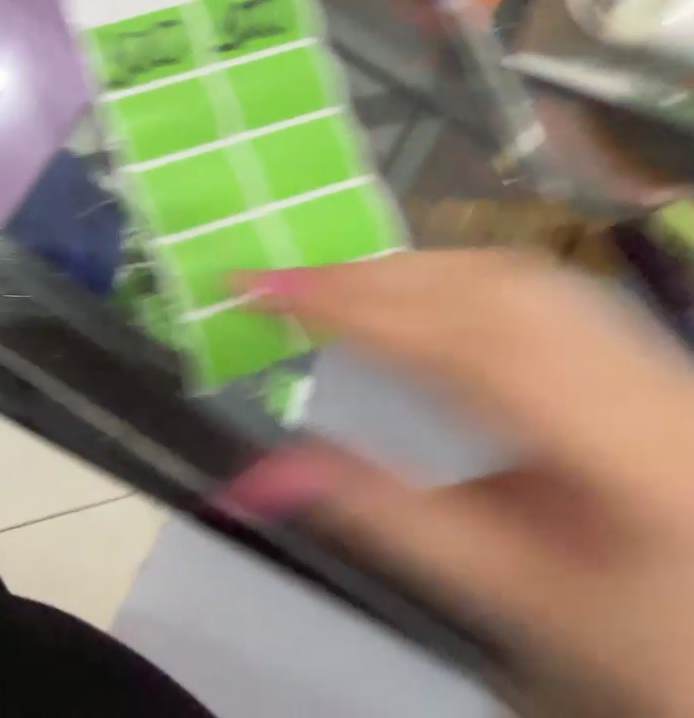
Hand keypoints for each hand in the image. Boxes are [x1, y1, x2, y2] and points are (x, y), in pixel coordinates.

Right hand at [239, 252, 693, 715]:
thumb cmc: (650, 639)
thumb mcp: (516, 595)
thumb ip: (388, 518)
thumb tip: (263, 467)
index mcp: (633, 452)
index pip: (475, 348)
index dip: (355, 309)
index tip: (257, 291)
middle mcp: (658, 386)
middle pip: (501, 288)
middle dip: (371, 278)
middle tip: (276, 287)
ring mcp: (663, 365)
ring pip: (521, 278)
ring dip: (406, 271)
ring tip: (325, 289)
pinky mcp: (649, 363)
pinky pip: (537, 291)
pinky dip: (448, 279)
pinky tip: (403, 298)